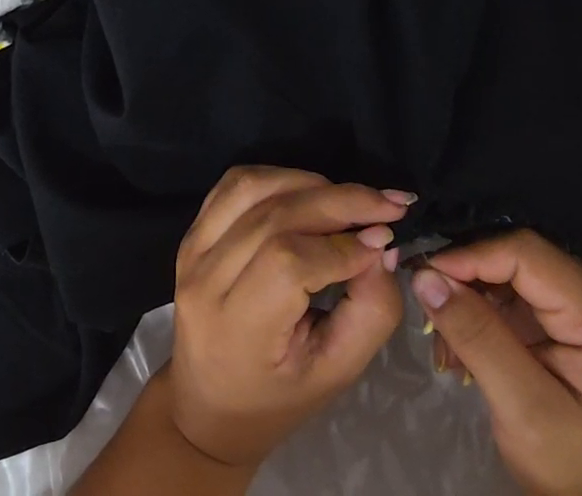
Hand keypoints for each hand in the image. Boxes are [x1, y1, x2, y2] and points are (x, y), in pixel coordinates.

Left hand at [169, 165, 412, 468]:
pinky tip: (312, 193)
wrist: (206, 403)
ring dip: (310, 182)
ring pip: (251, 188)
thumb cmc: (278, 397)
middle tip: (389, 205)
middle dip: (340, 201)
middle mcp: (205, 280)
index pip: (288, 262)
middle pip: (273, 216)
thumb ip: (369, 311)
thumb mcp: (337, 371)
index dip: (342, 245)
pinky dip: (278, 178)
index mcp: (237, 327)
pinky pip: (234, 185)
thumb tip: (382, 246)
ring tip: (352, 201)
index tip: (387, 240)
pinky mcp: (192, 234)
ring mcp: (192, 250)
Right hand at [413, 231, 581, 495]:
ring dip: (472, 302)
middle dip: (467, 282)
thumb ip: (478, 338)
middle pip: (519, 259)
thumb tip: (425, 276)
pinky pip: (520, 299)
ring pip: (513, 276)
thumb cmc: (578, 468)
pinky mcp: (576, 326)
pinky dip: (487, 317)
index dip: (469, 257)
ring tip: (447, 348)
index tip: (422, 281)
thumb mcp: (524, 409)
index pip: (525, 252)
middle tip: (429, 319)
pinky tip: (467, 351)